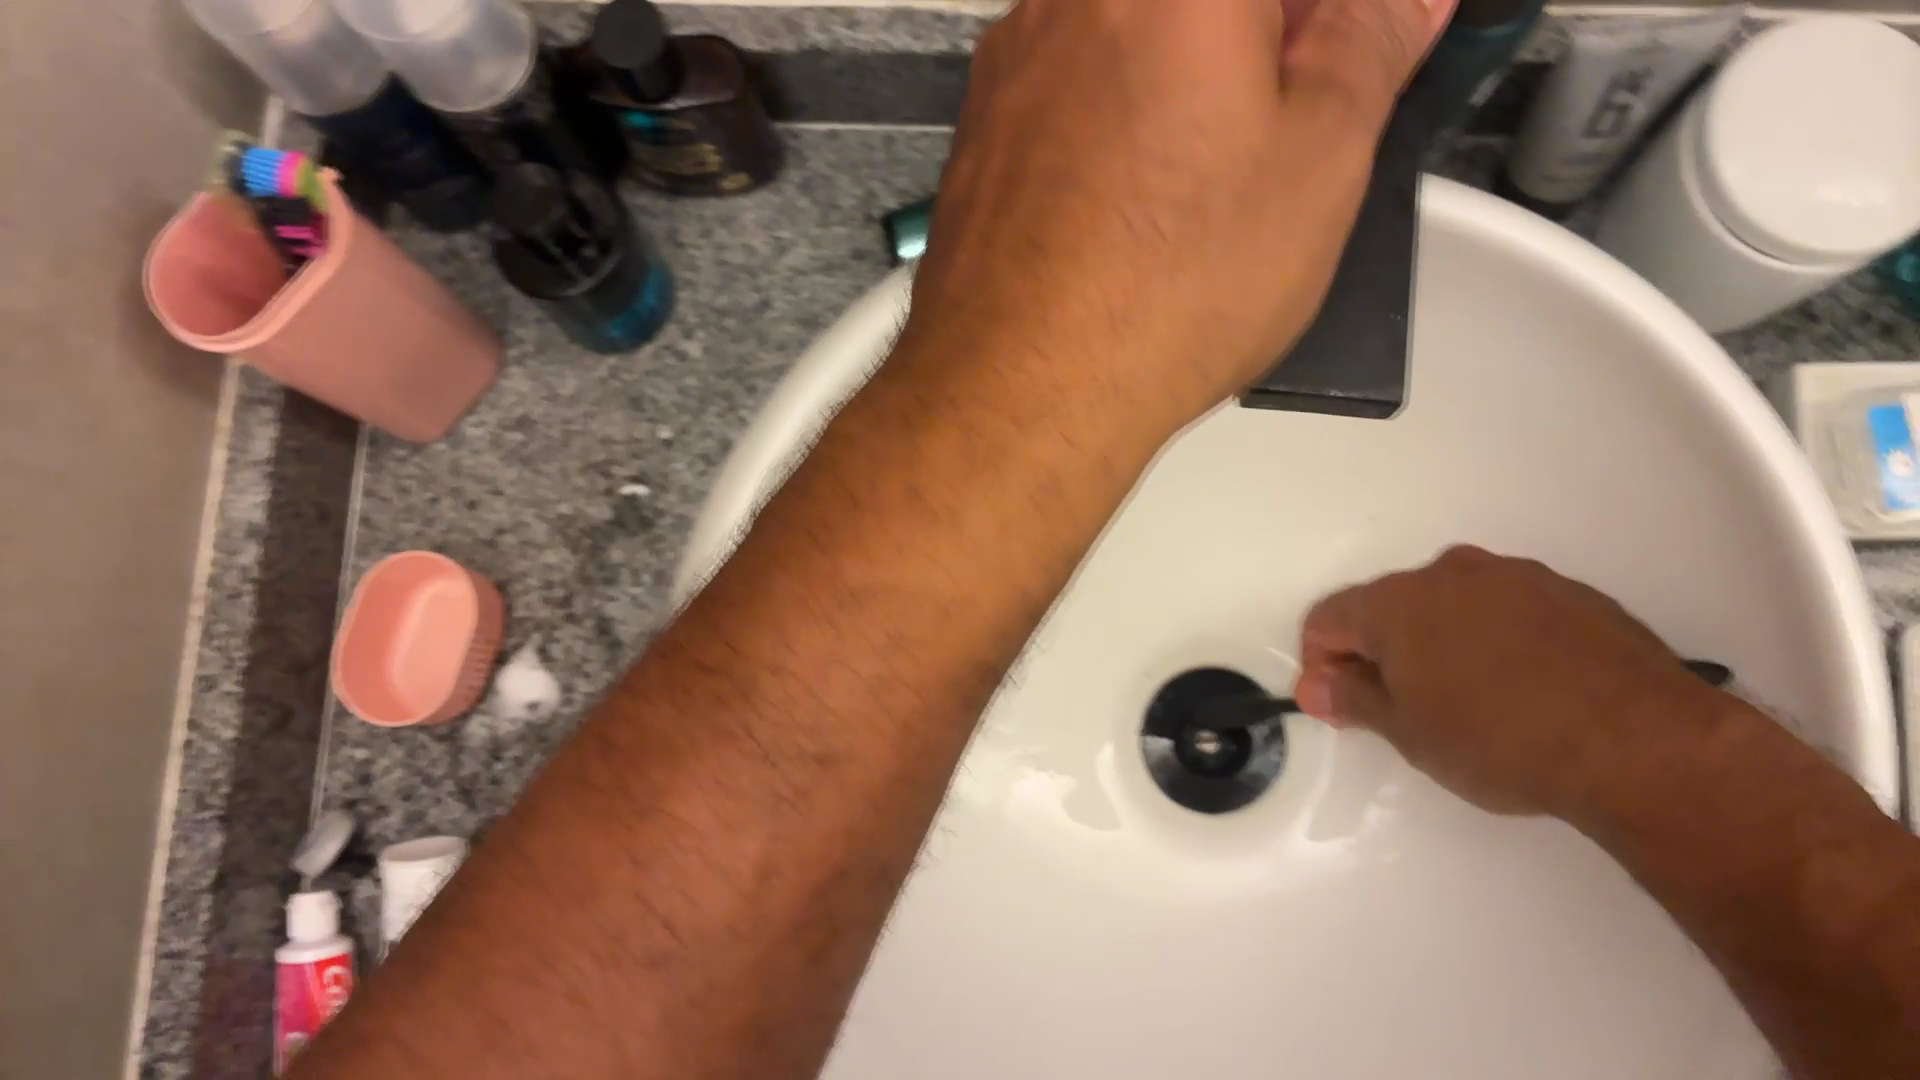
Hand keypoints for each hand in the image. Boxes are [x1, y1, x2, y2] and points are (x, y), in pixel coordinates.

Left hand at [906, 0, 1454, 434]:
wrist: (1021, 390)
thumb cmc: (1166, 289)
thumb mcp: (1320, 162)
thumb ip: (1368, 46)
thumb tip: (1401, 1)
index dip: (1324, 28)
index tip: (1340, 64)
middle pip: (1192, 9)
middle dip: (1252, 50)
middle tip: (1272, 131)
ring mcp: (1011, 63)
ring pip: (1123, 44)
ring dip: (1177, 90)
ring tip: (1193, 193)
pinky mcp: (978, 134)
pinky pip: (1065, 99)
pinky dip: (1109, 130)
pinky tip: (1124, 213)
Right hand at [1293, 546, 1732, 816]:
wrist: (1641, 744)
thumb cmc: (1498, 740)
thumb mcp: (1407, 732)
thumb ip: (1352, 699)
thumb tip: (1318, 686)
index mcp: (1395, 602)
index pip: (1327, 619)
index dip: (1322, 663)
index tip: (1341, 704)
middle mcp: (1449, 573)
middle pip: (1389, 606)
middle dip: (1382, 650)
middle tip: (1402, 707)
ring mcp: (1516, 578)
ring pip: (1451, 604)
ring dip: (1441, 642)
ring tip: (1469, 700)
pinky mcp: (1573, 594)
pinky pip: (1509, 611)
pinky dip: (1497, 641)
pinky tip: (1524, 690)